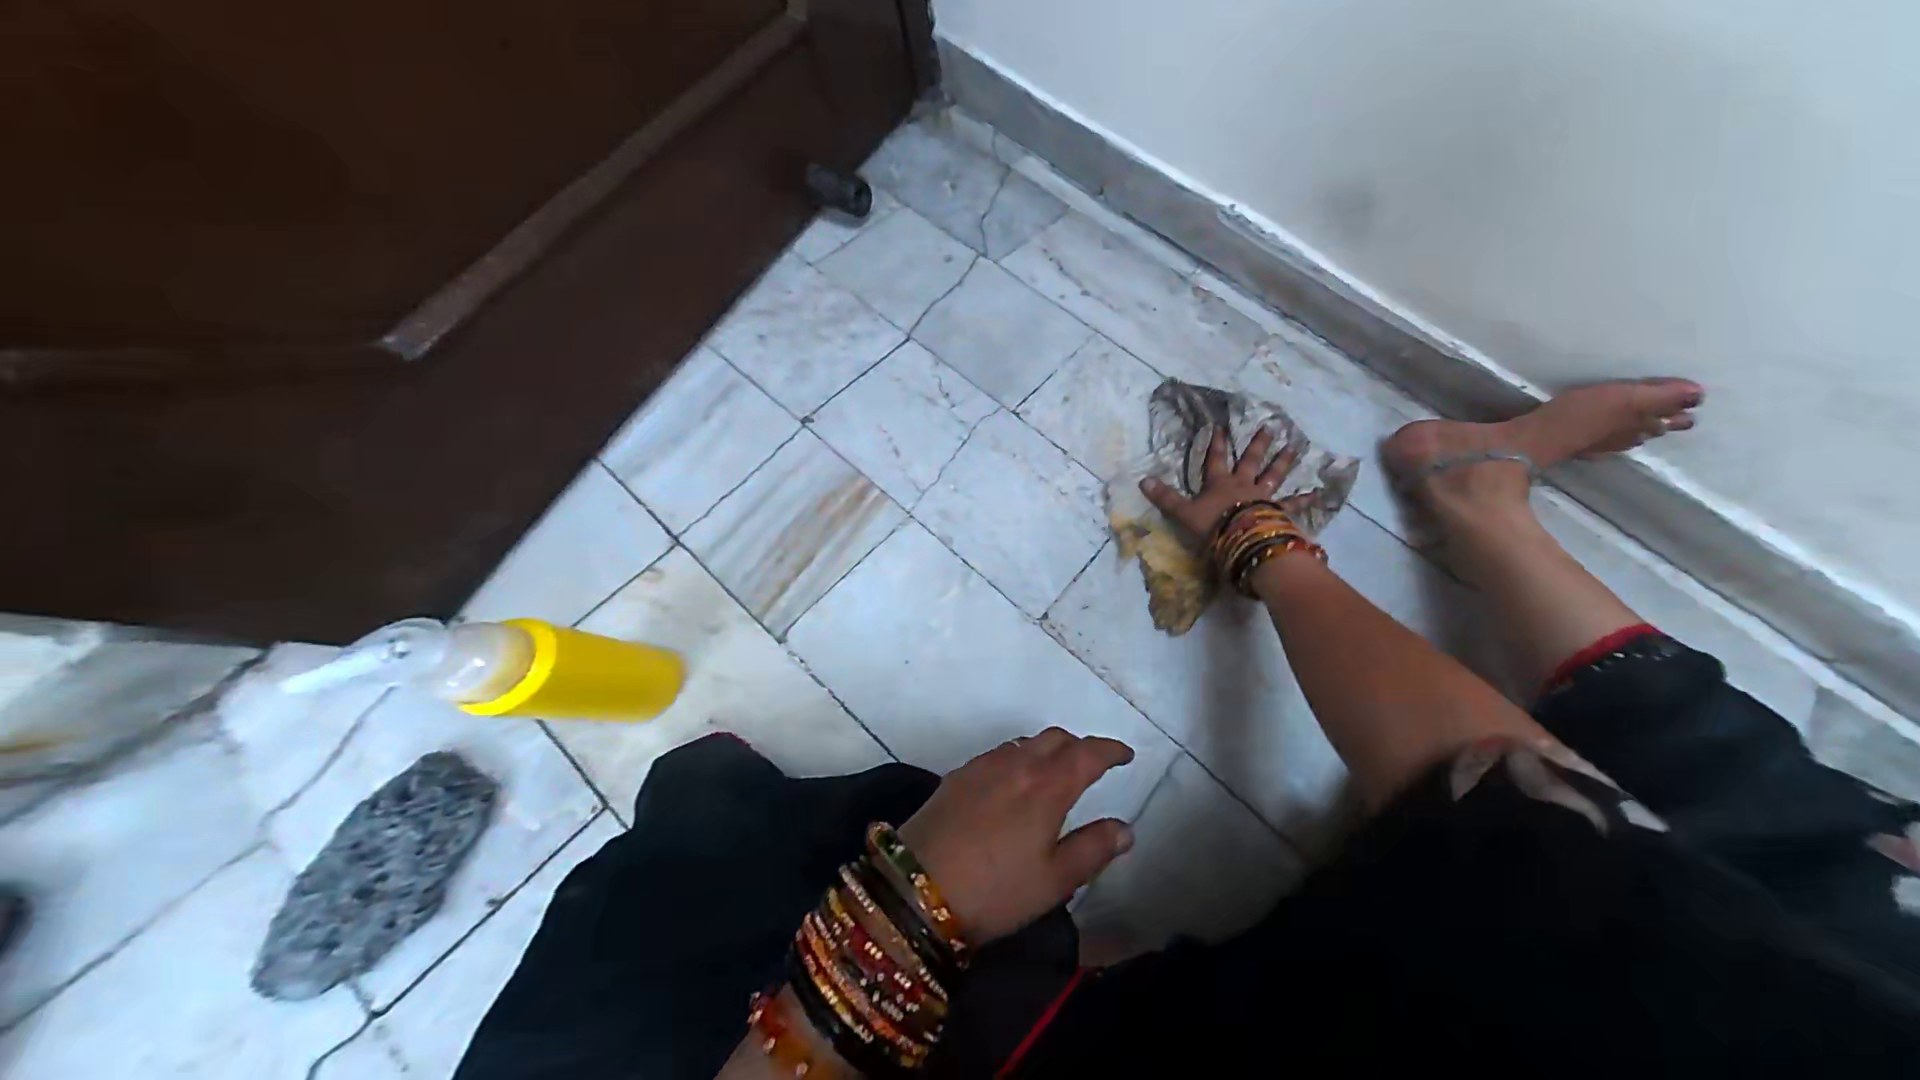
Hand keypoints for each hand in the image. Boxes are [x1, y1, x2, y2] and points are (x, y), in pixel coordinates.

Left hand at [898, 729, 1135, 943]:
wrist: (916, 888)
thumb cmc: (996, 890)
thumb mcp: (1055, 880)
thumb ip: (1094, 849)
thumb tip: (1125, 828)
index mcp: (1047, 785)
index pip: (1088, 753)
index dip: (1111, 750)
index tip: (1126, 755)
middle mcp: (1016, 764)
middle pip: (1055, 738)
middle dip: (1080, 745)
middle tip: (1093, 765)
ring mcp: (982, 766)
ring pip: (1025, 742)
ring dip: (1047, 749)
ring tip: (1056, 772)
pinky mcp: (958, 775)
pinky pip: (999, 753)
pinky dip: (1019, 756)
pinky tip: (1015, 782)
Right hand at [1139, 425, 1307, 537]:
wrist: (1243, 540)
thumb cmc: (1213, 526)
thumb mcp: (1183, 513)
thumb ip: (1166, 498)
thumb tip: (1143, 481)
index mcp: (1220, 484)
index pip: (1216, 459)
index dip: (1217, 443)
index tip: (1221, 426)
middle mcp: (1244, 485)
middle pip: (1251, 461)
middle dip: (1258, 444)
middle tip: (1269, 427)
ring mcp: (1264, 498)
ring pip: (1274, 476)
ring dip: (1284, 461)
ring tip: (1295, 447)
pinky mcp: (1279, 513)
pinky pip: (1294, 505)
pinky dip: (1306, 499)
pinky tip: (1319, 493)